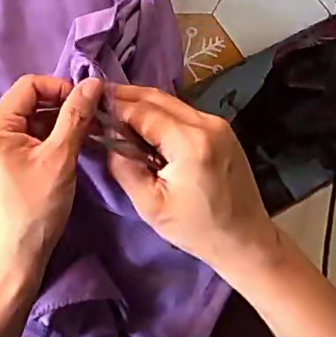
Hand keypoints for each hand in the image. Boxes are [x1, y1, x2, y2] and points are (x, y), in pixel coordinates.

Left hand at [0, 75, 102, 287]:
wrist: (14, 259)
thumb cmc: (35, 207)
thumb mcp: (59, 158)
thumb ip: (75, 117)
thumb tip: (93, 82)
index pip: (30, 84)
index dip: (61, 87)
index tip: (88, 104)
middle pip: (32, 102)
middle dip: (64, 106)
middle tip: (95, 119)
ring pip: (35, 122)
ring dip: (62, 124)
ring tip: (90, 135)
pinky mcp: (9, 166)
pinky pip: (33, 141)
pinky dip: (54, 141)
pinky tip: (76, 150)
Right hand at [103, 84, 284, 276]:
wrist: (246, 241)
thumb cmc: (196, 229)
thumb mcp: (149, 204)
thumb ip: (123, 165)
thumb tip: (107, 135)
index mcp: (190, 143)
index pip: (142, 111)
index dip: (114, 106)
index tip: (89, 104)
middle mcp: (206, 124)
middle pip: (156, 97)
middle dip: (124, 95)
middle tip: (96, 97)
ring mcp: (217, 124)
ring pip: (169, 101)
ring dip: (141, 101)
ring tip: (113, 107)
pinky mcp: (221, 130)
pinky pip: (182, 111)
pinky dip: (158, 111)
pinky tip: (141, 121)